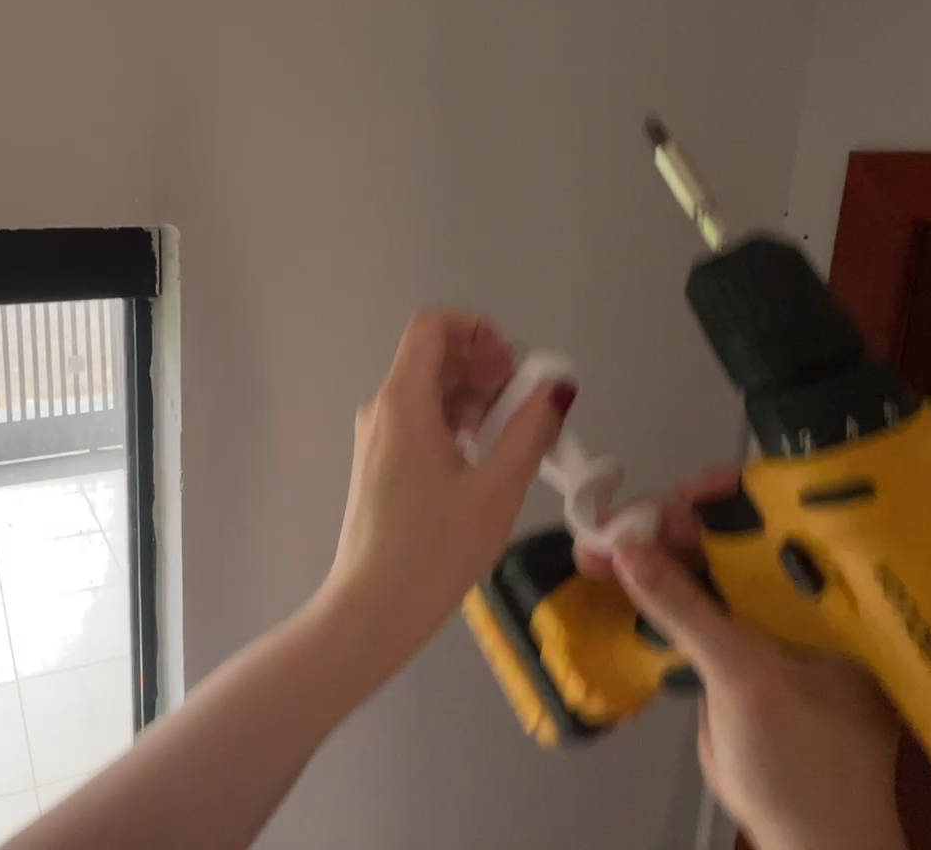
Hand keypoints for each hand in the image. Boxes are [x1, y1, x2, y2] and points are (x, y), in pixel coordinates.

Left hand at [318, 309, 572, 658]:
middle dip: (484, 367)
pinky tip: (480, 457)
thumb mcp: (498, 487)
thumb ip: (531, 428)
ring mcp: (376, 433)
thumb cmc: (437, 547)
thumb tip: (556, 387)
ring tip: (508, 438)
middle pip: (433, 356)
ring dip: (474, 397)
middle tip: (522, 408)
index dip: (477, 329)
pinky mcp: (378, 458)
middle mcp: (382, 405)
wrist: (374, 605)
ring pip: (428, 388)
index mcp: (403, 399)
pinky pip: (419, 417)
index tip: (512, 366)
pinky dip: (455, 420)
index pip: (432, 325)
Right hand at [603, 473, 905, 849]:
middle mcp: (796, 599)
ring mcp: (756, 617)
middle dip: (667, 524)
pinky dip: (640, 579)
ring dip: (642, 550)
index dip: (734, 499)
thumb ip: (686, 610)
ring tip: (592, 542)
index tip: (682, 492)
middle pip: (727, 538)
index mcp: (830, 601)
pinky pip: (679, 594)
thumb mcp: (744, 678)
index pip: (784, 526)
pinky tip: (602, 565)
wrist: (799, 836)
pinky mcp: (723, 638)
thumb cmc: (802, 762)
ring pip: (694, 563)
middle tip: (613, 520)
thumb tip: (624, 548)